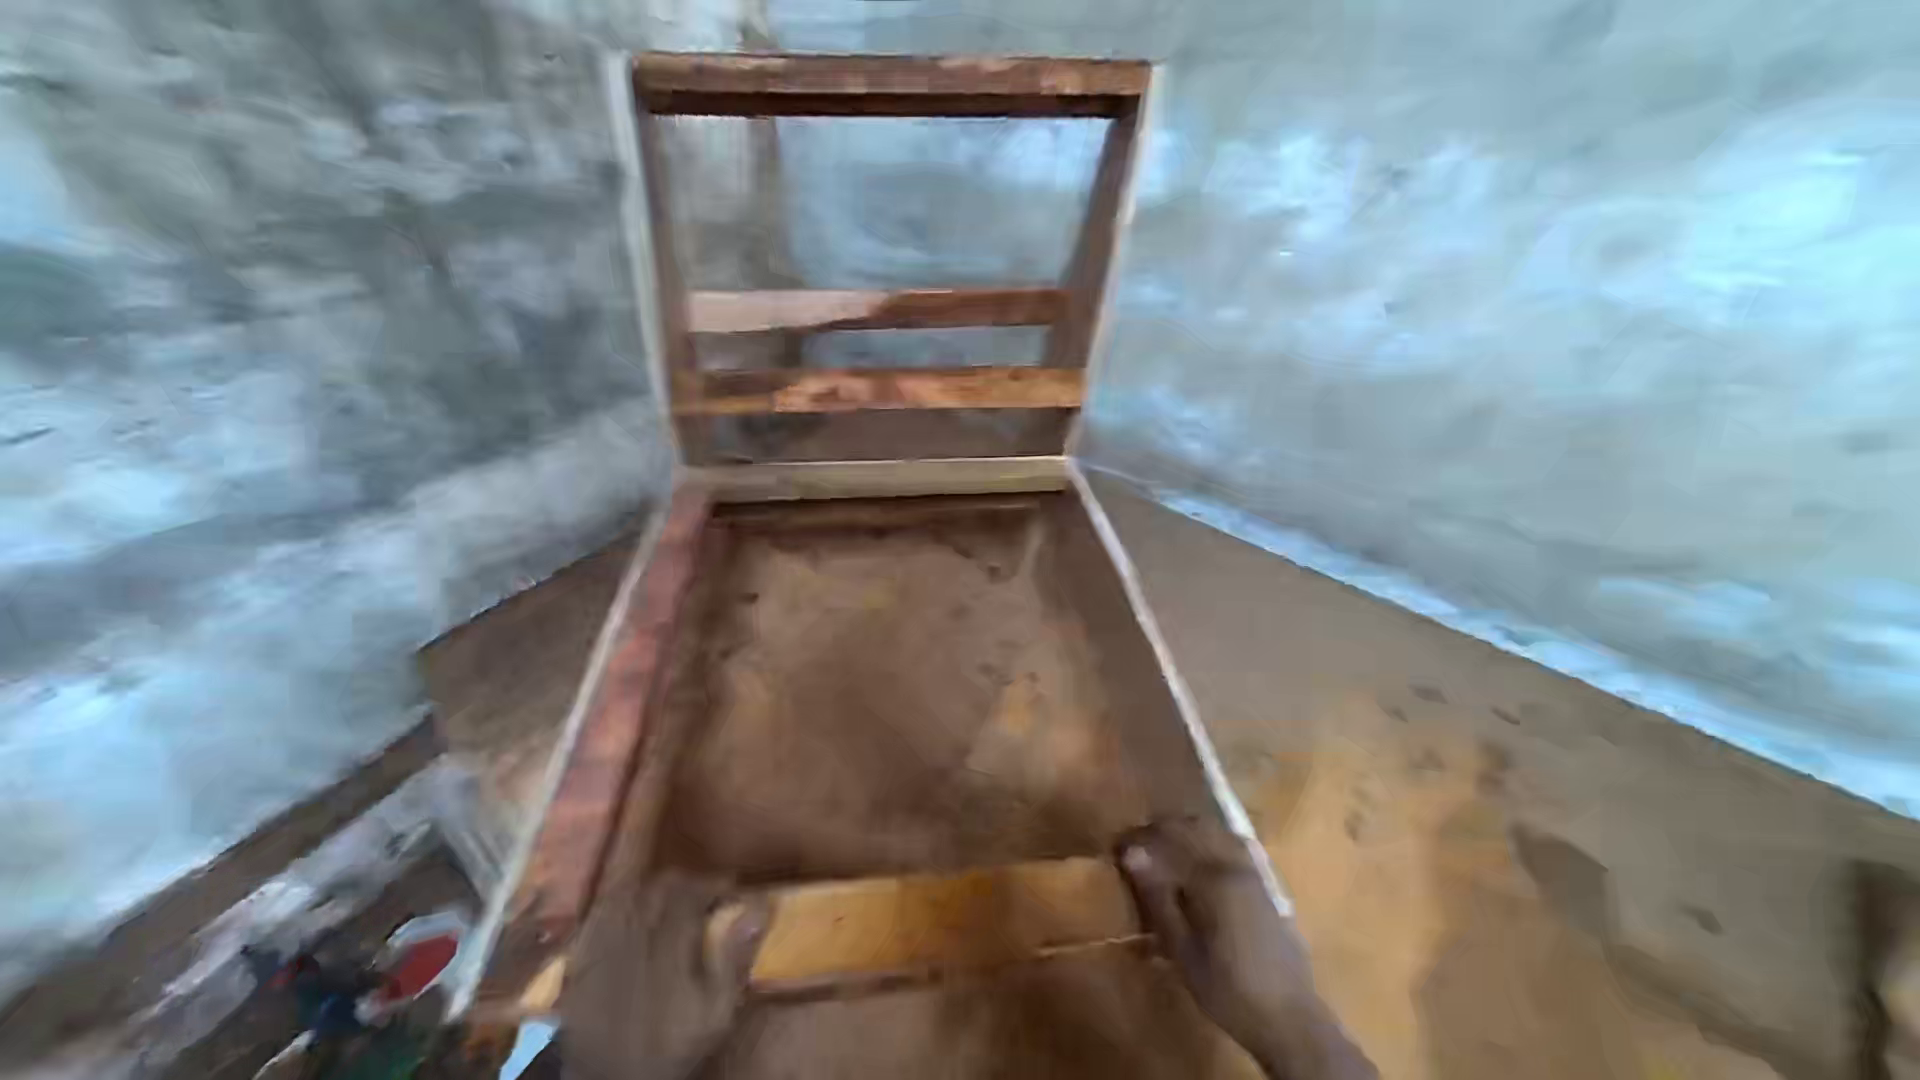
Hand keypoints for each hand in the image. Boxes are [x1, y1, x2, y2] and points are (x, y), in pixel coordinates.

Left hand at [560, 869, 768, 1079]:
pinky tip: (632, 912)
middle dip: (688, 883)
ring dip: (656, 889)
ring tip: (672, 901)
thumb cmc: (670, 1048)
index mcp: (671, 944)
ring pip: (632, 892)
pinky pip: (600, 912)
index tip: (732, 889)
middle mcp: (636, 934)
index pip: (694, 892)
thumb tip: (758, 910)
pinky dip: (620, 902)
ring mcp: (604, 944)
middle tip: (705, 894)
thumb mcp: (715, 1014)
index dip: (715, 884)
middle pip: (662, 886)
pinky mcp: (582, 957)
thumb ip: (735, 959)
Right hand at [1118, 819, 1374, 1079]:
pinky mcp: (1263, 880)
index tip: (1116, 847)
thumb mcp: (1183, 952)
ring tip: (1160, 847)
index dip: (1138, 838)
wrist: (1291, 1020)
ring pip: (1212, 829)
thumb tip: (1131, 854)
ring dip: (1182, 829)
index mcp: (1213, 879)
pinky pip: (1229, 841)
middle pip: (1190, 825)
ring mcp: (1253, 870)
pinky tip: (1194, 856)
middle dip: (1158, 828)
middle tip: (1134, 846)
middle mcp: (1234, 863)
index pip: (1167, 839)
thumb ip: (1157, 899)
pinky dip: (1205, 837)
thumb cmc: (1229, 990)